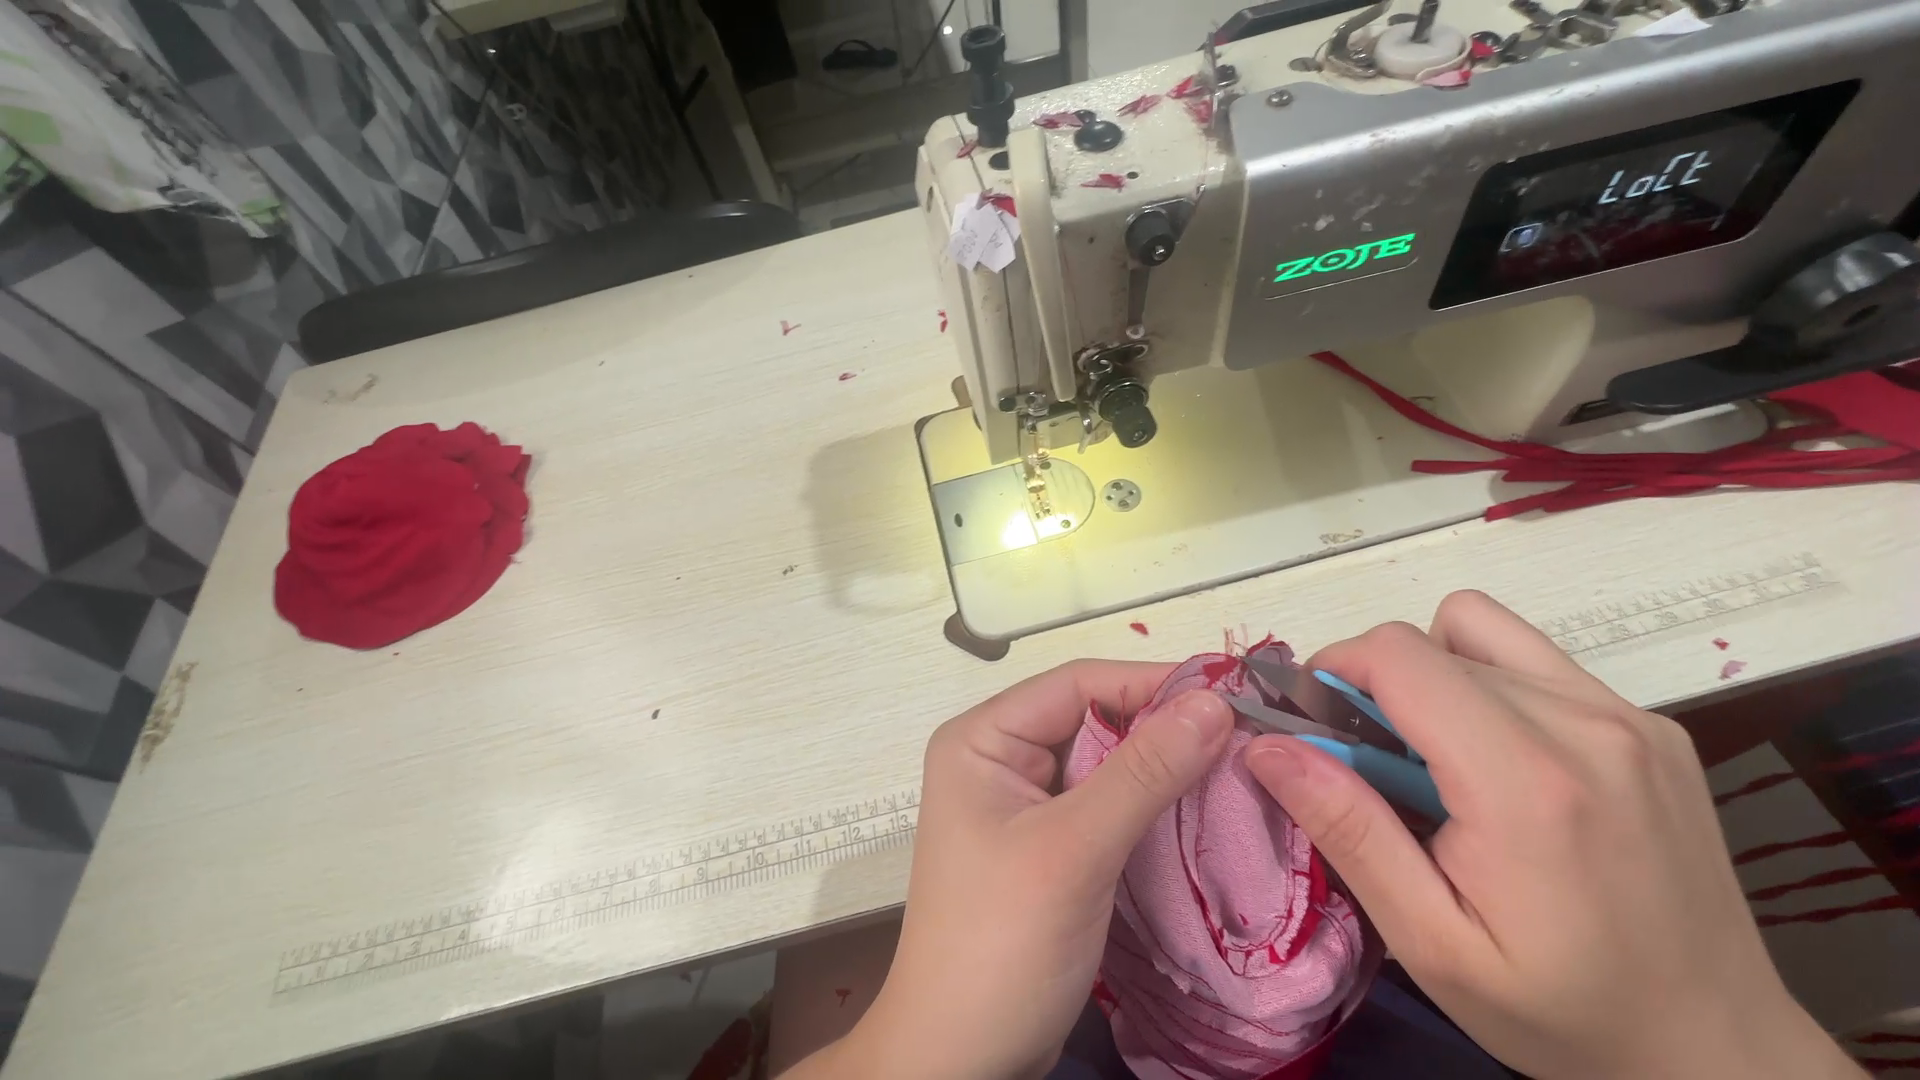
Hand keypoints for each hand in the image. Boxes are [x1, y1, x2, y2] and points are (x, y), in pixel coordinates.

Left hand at [819, 660, 1233, 1079]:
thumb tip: (1213, 702)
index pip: (1075, 684)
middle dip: (1164, 725)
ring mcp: (1025, 803)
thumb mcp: (1074, 850)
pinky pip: (1107, 803)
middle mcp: (1000, 757)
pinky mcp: (1050, 843)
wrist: (963, 1054)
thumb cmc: (1001, 943)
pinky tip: (1201, 807)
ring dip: (1164, 765)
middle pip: (1093, 718)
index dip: (1150, 682)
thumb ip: (1143, 773)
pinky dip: (1151, 804)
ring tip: (1237, 764)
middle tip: (1245, 733)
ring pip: (1107, 761)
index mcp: (982, 739)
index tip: (1230, 693)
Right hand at [1244, 591, 1860, 1079]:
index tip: (1315, 723)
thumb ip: (1347, 829)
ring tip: (1434, 750)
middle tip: (1370, 764)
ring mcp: (1629, 716)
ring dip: (1432, 670)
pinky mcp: (1652, 724)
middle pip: (1431, 639)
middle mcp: (1585, 723)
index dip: (1336, 669)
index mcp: (1523, 778)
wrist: (1715, 1050)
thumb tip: (1265, 746)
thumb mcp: (1428, 939)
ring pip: (1480, 629)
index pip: (1400, 653)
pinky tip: (1499, 761)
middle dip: (1375, 683)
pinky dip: (1488, 684)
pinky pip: (1534, 660)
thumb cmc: (1559, 1008)